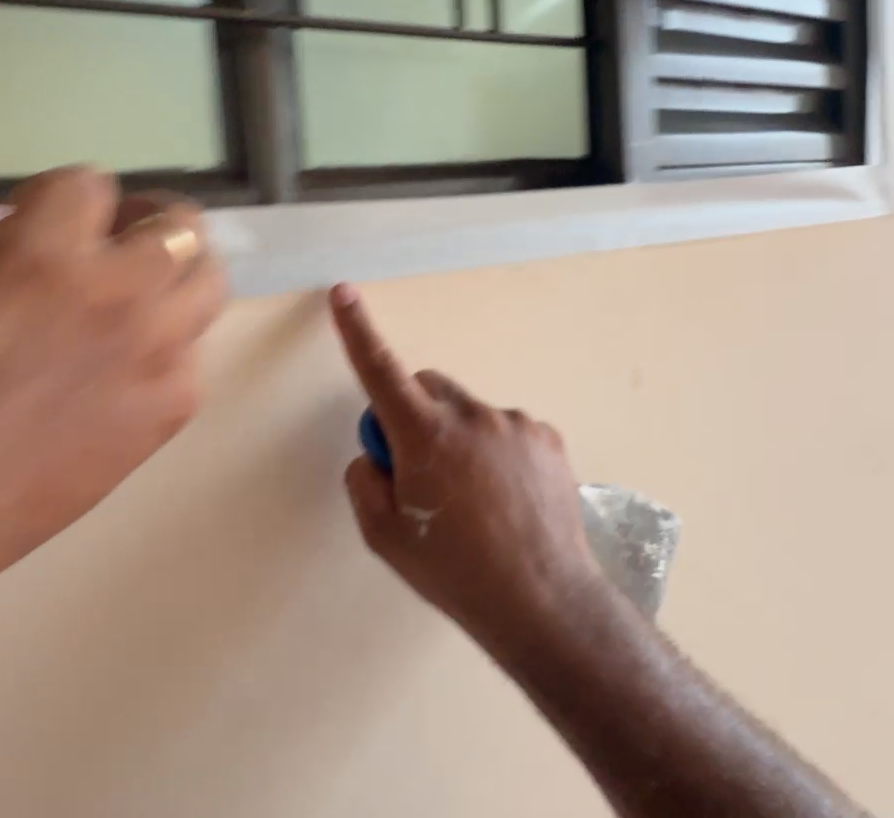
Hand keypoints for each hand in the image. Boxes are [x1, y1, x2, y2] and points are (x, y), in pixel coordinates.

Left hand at [0, 166, 227, 570]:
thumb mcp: (87, 460)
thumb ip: (116, 401)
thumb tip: (94, 363)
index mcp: (172, 394)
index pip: (192, 327)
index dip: (158, 311)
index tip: (122, 310)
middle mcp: (162, 334)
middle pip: (204, 267)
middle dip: (172, 257)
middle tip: (122, 252)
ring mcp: (114, 287)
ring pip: (177, 222)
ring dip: (141, 218)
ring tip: (90, 222)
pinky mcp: (45, 249)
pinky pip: (83, 186)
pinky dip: (64, 196)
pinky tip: (25, 217)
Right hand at [330, 283, 605, 652]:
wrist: (544, 601)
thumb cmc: (455, 573)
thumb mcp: (386, 537)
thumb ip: (365, 481)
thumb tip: (376, 455)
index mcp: (426, 436)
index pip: (380, 371)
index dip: (357, 331)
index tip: (344, 293)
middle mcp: (473, 416)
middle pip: (430, 388)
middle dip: (416, 413)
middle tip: (421, 469)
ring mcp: (517, 423)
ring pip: (471, 414)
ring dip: (461, 438)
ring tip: (477, 500)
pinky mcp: (549, 438)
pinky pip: (508, 431)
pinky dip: (498, 451)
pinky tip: (510, 499)